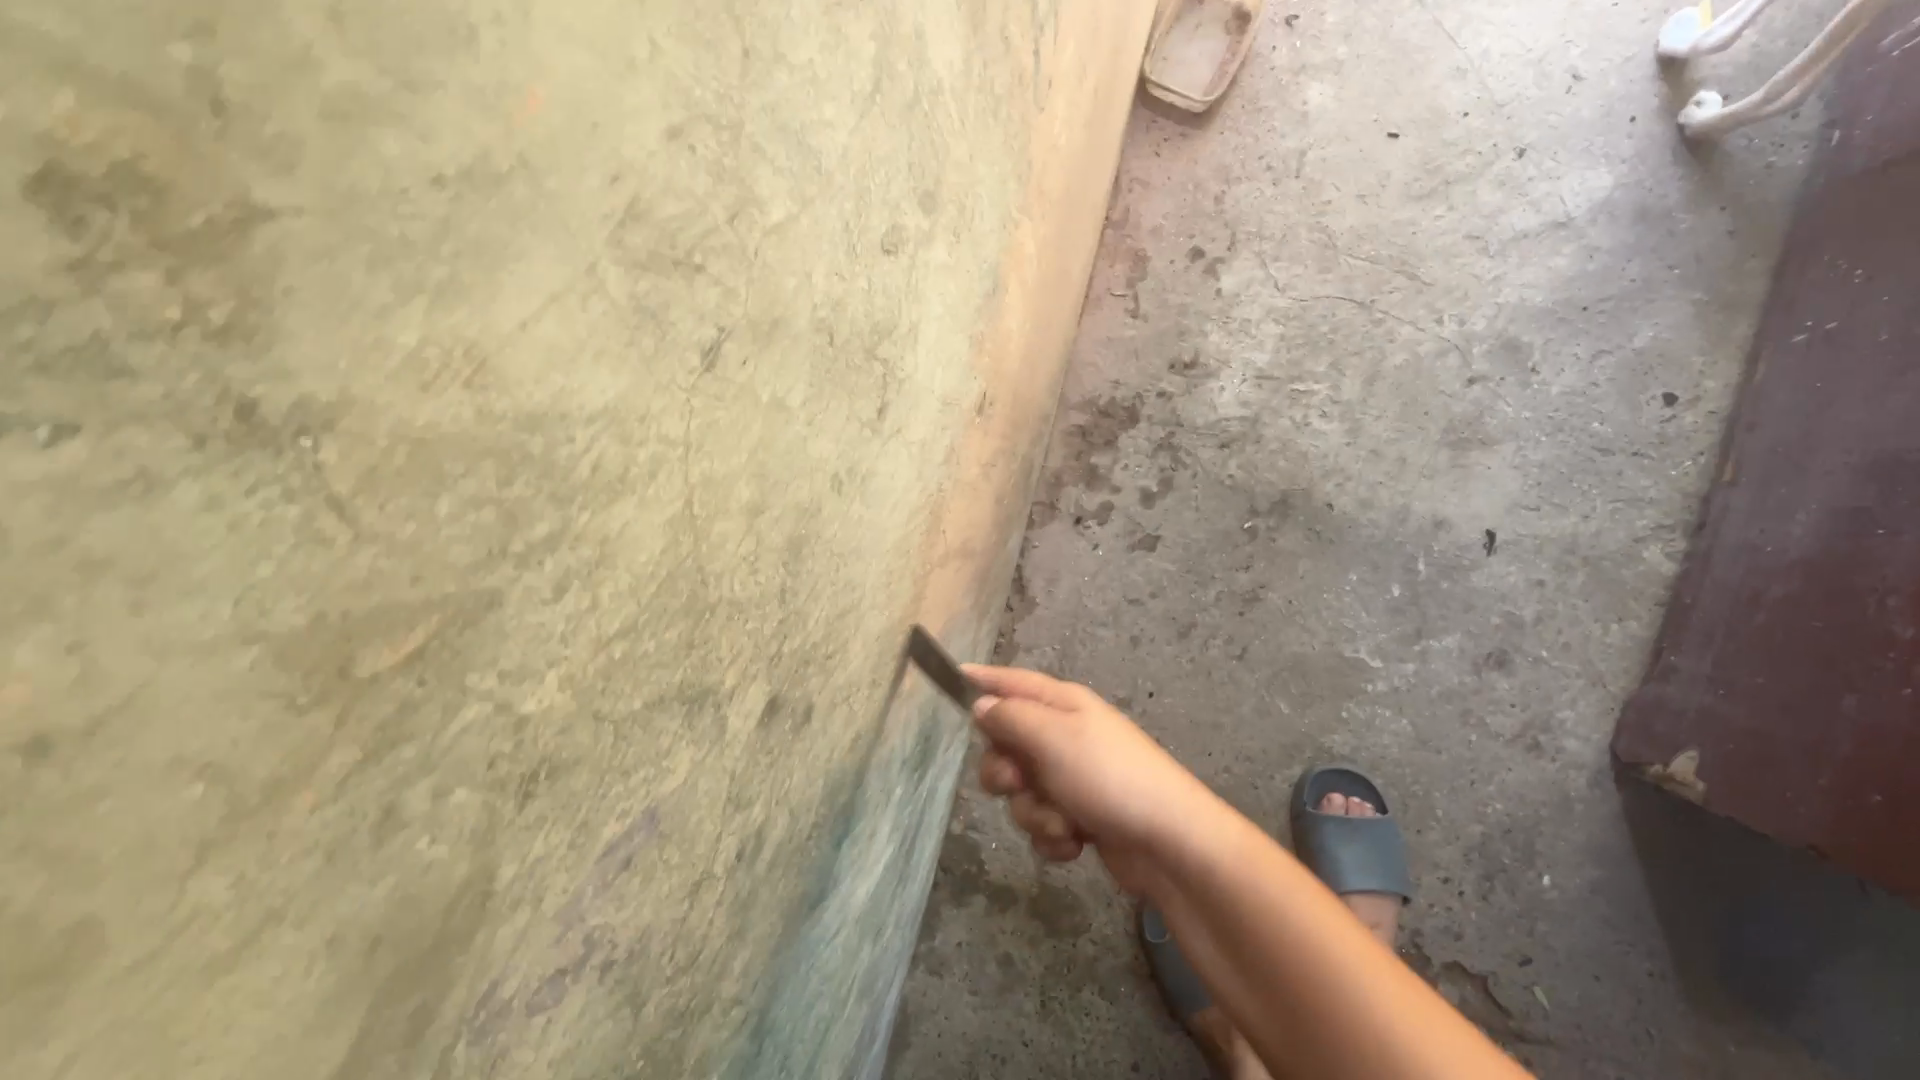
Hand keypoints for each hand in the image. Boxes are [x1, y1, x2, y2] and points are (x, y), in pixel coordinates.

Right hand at [964, 664, 1210, 893]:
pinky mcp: (1080, 818)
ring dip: (1034, 813)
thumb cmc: (1108, 777)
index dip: (983, 679)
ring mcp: (1074, 779)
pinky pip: (1043, 824)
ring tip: (1063, 822)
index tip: (954, 676)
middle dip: (1004, 772)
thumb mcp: (1052, 737)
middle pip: (1006, 746)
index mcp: (1062, 705)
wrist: (1167, 843)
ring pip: (1021, 793)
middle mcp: (1065, 736)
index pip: (1013, 682)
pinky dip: (1053, 837)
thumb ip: (1010, 718)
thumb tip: (981, 705)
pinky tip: (1075, 843)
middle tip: (1019, 782)